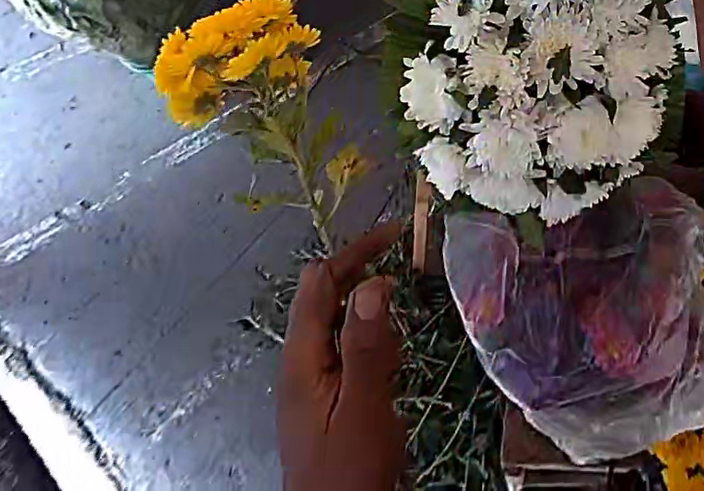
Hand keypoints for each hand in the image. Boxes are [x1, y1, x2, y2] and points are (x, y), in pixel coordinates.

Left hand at [277, 222, 405, 490]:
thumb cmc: (349, 472)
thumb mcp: (363, 407)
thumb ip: (365, 345)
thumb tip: (373, 282)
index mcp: (302, 356)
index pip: (320, 281)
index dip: (355, 252)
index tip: (395, 236)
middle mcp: (301, 358)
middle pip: (326, 293)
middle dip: (362, 270)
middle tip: (402, 263)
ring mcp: (311, 375)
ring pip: (338, 317)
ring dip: (369, 307)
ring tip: (397, 327)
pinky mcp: (326, 391)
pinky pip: (346, 344)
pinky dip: (370, 336)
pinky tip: (390, 360)